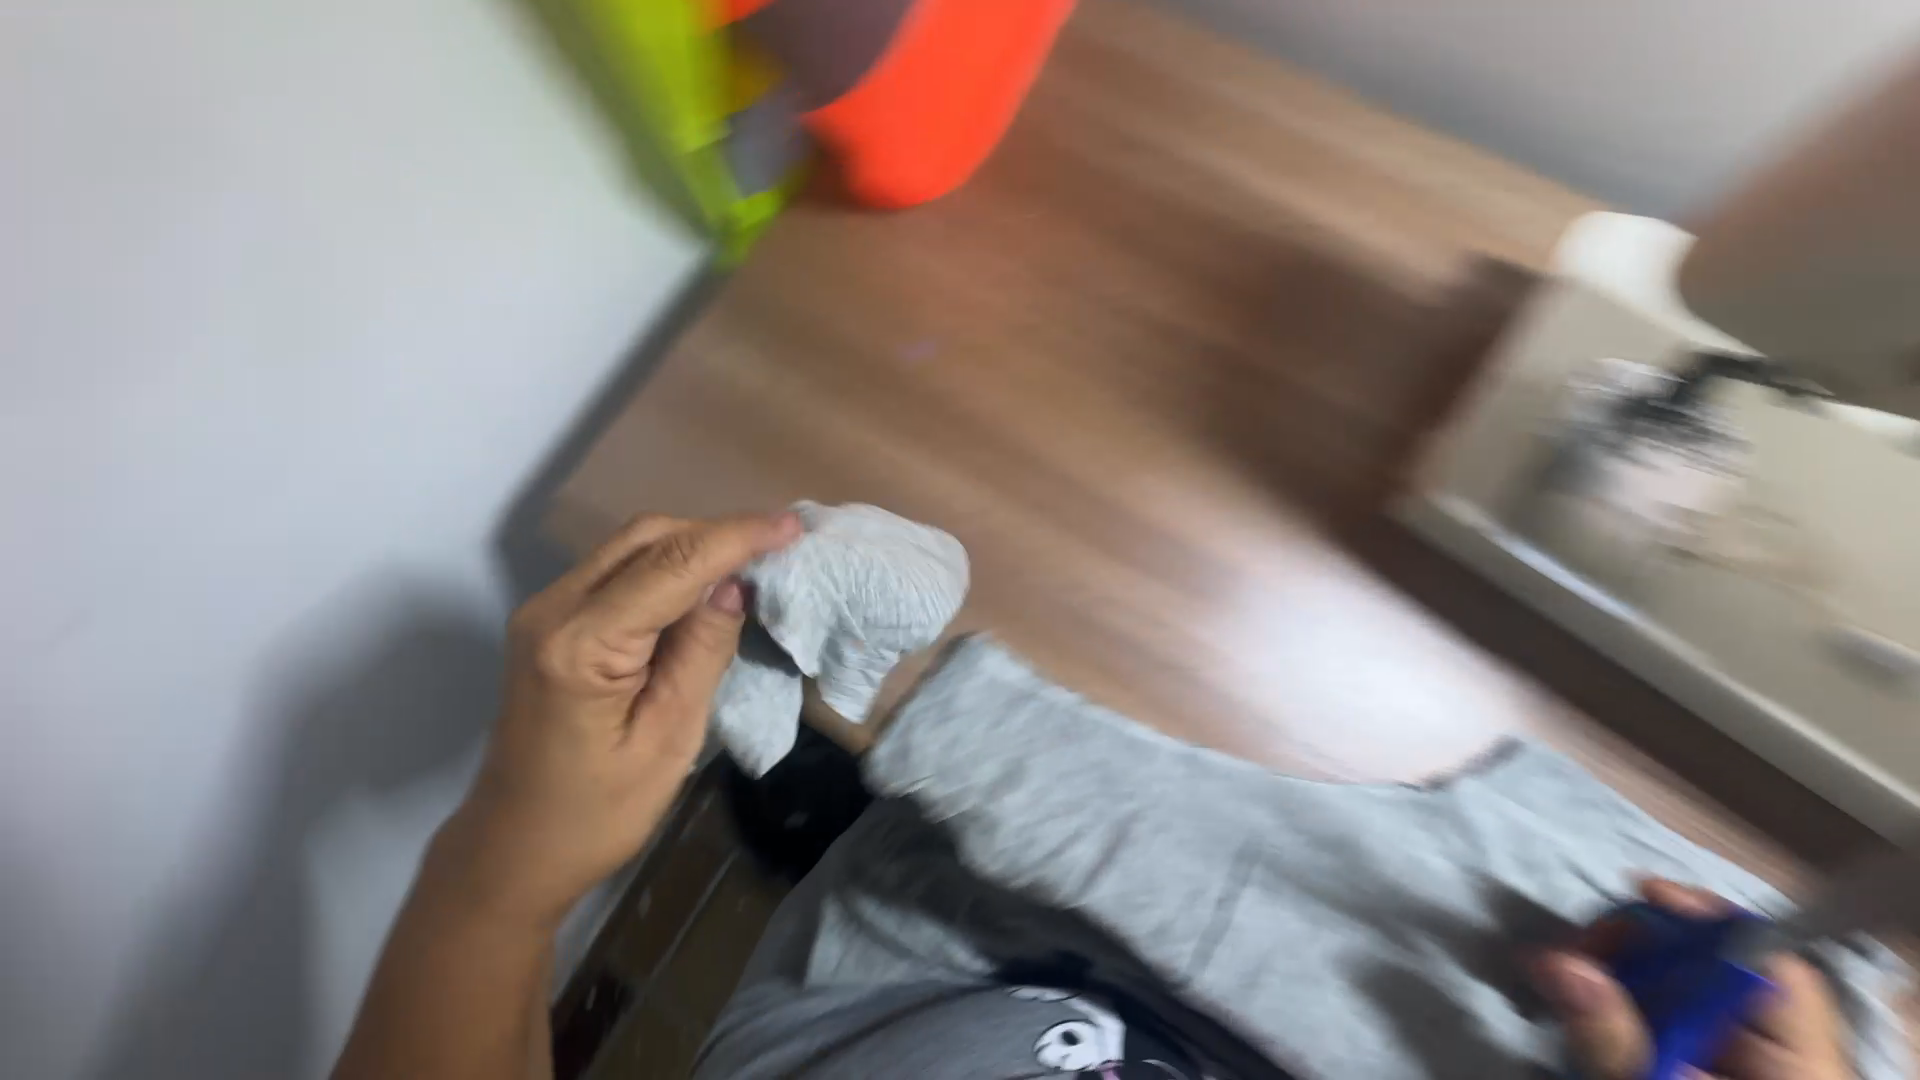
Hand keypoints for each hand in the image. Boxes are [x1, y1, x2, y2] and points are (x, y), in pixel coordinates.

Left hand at [426, 512, 801, 928]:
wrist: (514, 848)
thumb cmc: (599, 812)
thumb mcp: (670, 737)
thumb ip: (702, 651)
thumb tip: (736, 583)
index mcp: (582, 645)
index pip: (673, 564)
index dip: (737, 538)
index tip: (794, 525)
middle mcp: (553, 609)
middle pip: (647, 536)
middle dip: (717, 533)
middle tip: (778, 547)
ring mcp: (546, 610)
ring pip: (632, 544)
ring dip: (695, 544)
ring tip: (753, 561)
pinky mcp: (552, 621)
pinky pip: (620, 568)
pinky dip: (670, 563)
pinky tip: (705, 585)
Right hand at [1529, 879, 1851, 1079]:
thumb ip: (1609, 1037)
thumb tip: (1555, 960)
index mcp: (1797, 1063)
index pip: (1772, 963)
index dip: (1710, 915)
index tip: (1640, 891)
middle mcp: (1779, 1050)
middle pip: (1713, 958)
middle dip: (1637, 940)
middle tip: (1573, 956)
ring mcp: (1744, 1056)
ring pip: (1681, 978)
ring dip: (1618, 966)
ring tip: (1568, 982)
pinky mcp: (1706, 1061)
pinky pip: (1667, 1004)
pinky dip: (1622, 992)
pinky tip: (1587, 1001)